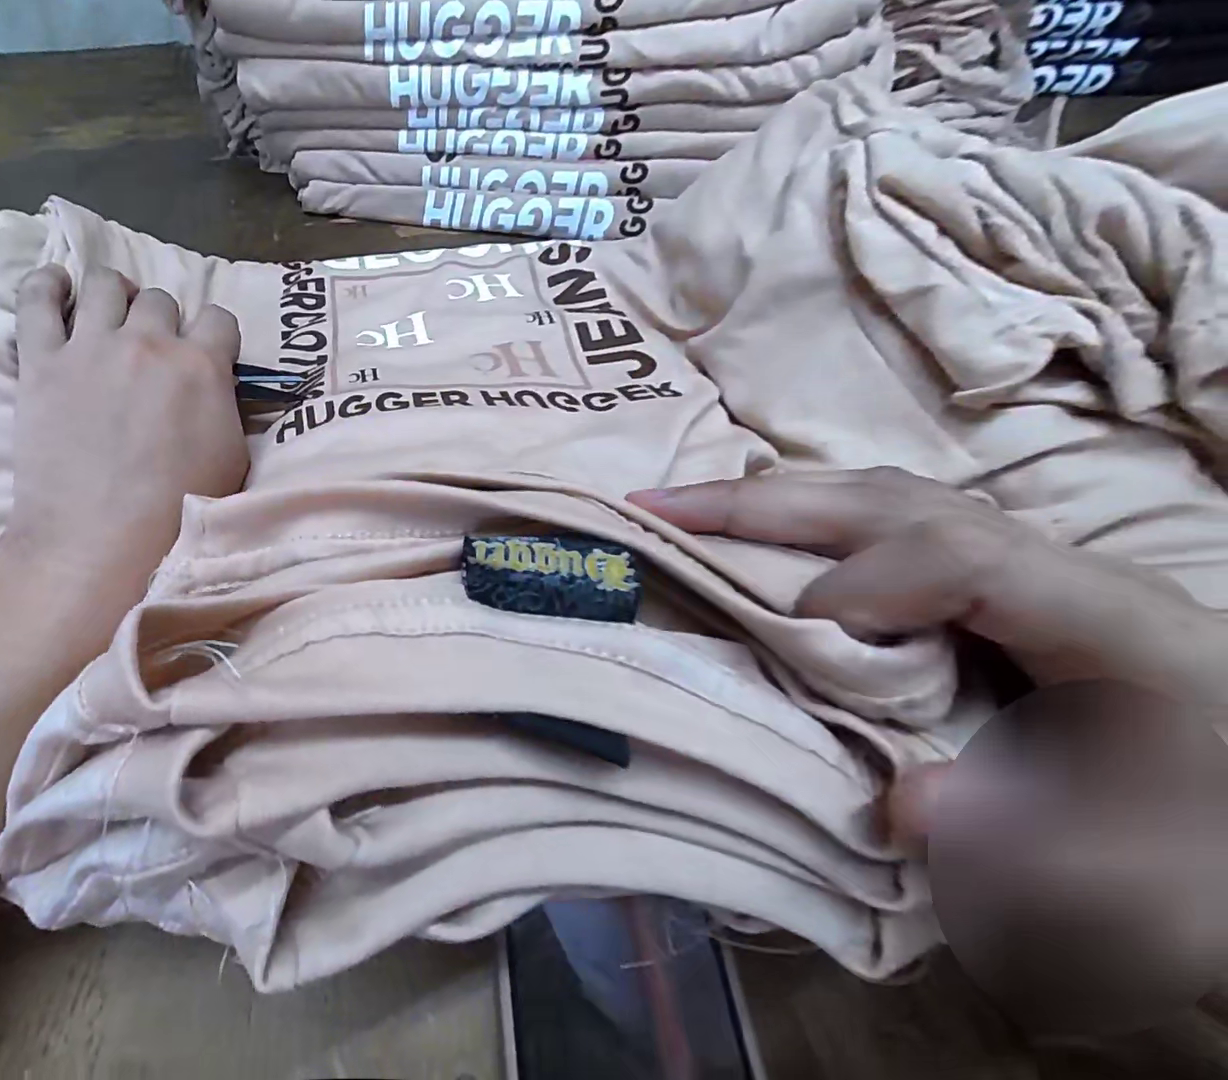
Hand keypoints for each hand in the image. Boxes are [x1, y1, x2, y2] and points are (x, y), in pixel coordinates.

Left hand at [8, 265, 247, 613]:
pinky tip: (56, 287)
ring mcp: (91, 346)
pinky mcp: (42, 361)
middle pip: (161, 299)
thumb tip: (216, 391)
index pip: (219, 318)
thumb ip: (226, 410)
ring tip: (110, 315)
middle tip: (153, 355)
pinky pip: (36, 299)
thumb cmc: (176, 512)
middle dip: (163, 323)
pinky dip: (46, 285)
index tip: (206, 356)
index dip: (215, 336)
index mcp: (201, 366)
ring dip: (115, 294)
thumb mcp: (231, 460)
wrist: (101, 538)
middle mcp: (148, 342)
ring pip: (106, 284)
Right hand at [628, 467, 1227, 847]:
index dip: (862, 584)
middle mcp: (1055, 570)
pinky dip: (792, 516)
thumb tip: (900, 802)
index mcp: (1112, 626)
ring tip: (676, 506)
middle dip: (759, 505)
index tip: (800, 634)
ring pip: (874, 497)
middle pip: (891, 502)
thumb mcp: (1132, 879)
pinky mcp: (973, 577)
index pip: (962, 557)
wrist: (1216, 817)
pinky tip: (744, 526)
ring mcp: (1011, 563)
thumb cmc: (1181, 848)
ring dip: (763, 499)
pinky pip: (872, 520)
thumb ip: (1033, 848)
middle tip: (654, 507)